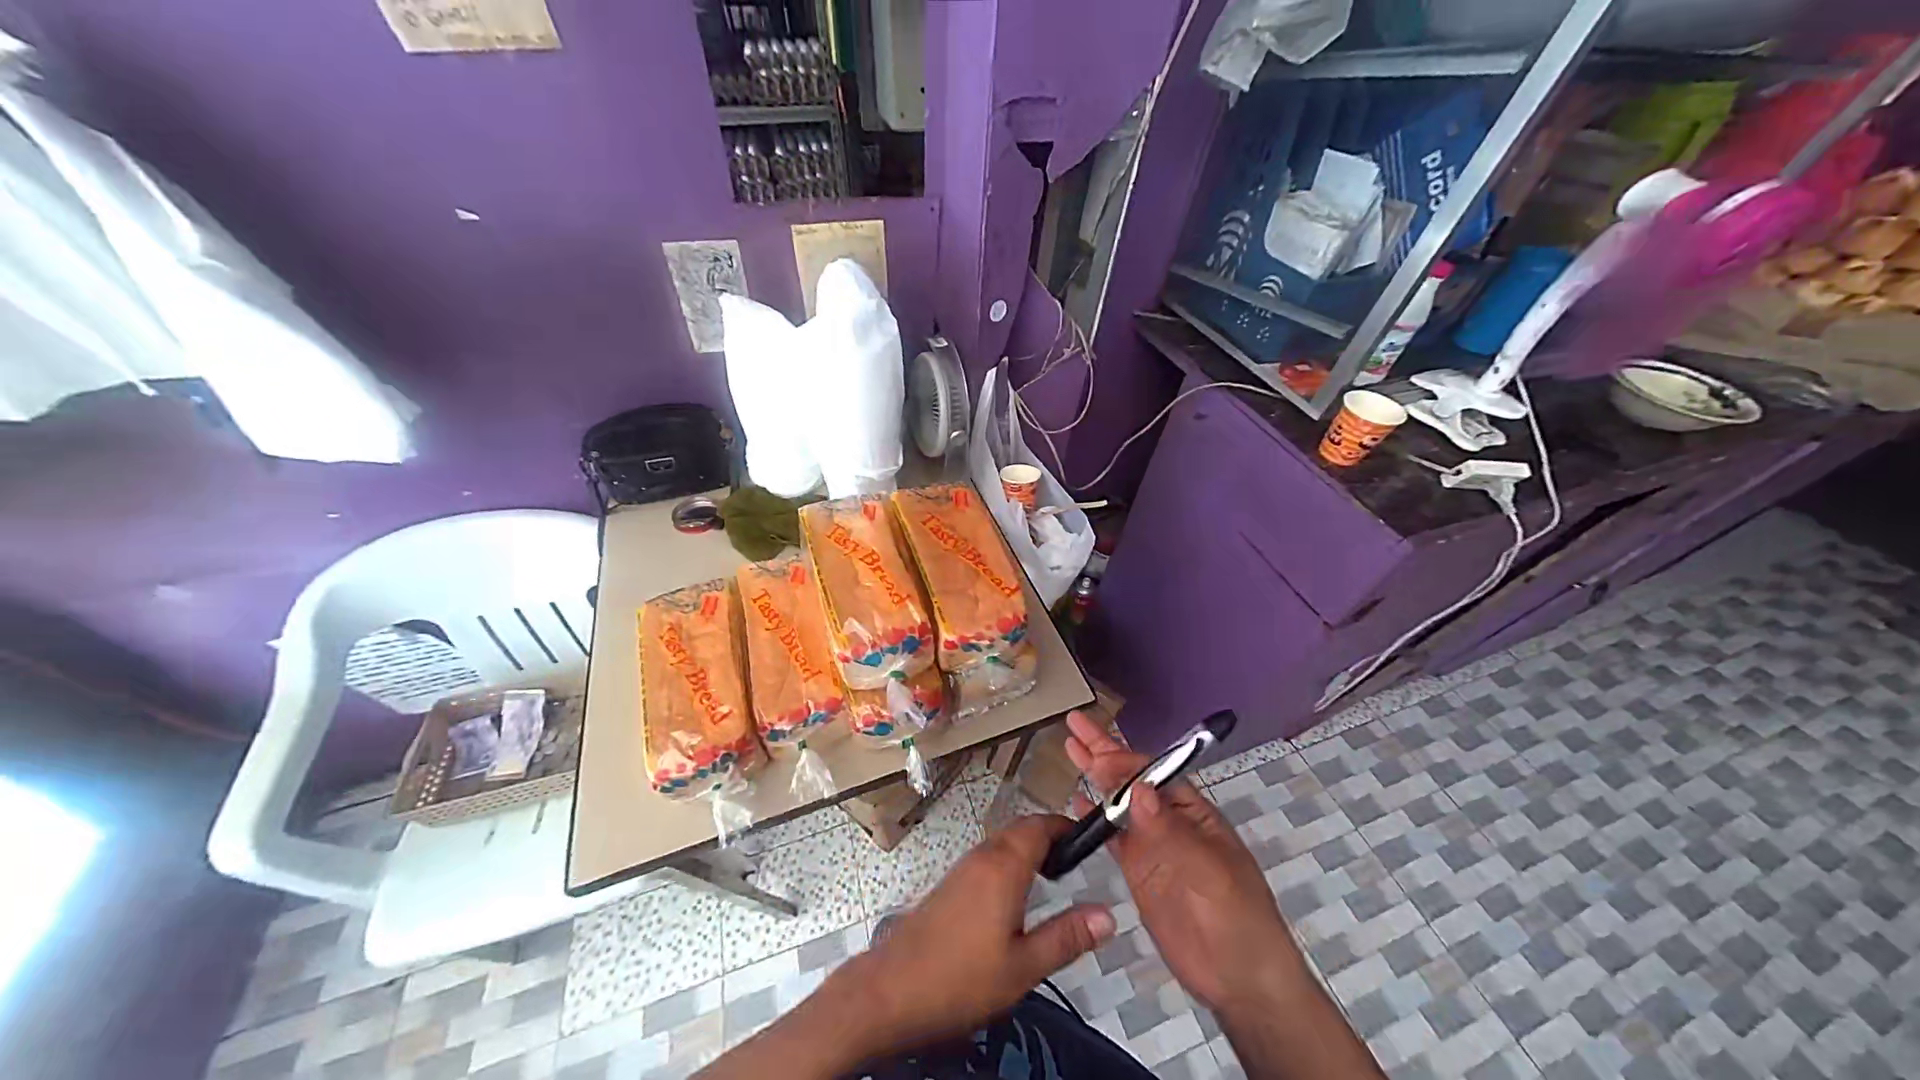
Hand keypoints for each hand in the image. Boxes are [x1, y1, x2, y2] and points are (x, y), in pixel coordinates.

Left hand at [823, 815, 1115, 1055]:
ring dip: (1027, 849)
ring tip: (1053, 876)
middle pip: (1020, 829)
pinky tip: (1016, 898)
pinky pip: (987, 859)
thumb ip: (1067, 937)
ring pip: (1002, 843)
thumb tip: (1107, 916)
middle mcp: (981, 858)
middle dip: (1049, 835)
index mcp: (1003, 867)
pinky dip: (1009, 863)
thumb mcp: (1024, 966)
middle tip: (1076, 858)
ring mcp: (961, 869)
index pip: (1039, 825)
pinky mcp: (949, 885)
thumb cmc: (961, 978)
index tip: (1088, 837)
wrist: (892, 990)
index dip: (1065, 825)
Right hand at [1065, 711, 1298, 1011]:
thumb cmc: (1238, 918)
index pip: (1154, 776)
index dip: (1125, 762)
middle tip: (1075, 723)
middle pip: (1132, 778)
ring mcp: (1152, 845)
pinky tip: (1076, 800)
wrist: (1240, 979)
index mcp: (1194, 813)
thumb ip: (1171, 831)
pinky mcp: (1138, 870)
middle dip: (1104, 750)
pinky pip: (1112, 836)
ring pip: (1118, 802)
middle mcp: (1170, 821)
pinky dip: (1093, 817)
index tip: (1097, 755)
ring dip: (1095, 774)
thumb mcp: (1211, 872)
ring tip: (1070, 747)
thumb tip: (1140, 790)